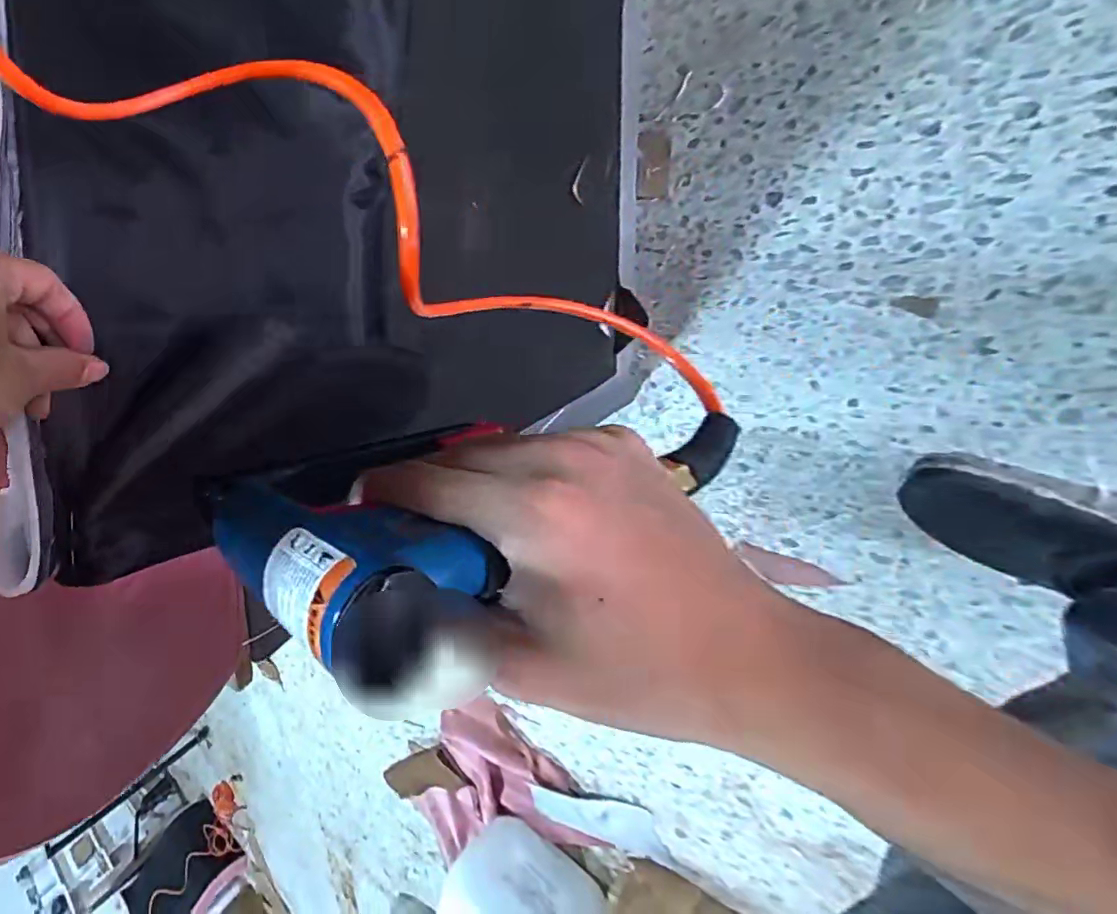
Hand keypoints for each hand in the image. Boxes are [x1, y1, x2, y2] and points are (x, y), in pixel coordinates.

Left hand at [0, 236, 107, 476]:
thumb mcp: (13, 381)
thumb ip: (62, 367)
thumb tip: (96, 366)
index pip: (44, 284)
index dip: (74, 324)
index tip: (86, 360)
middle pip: (8, 299)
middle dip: (36, 350)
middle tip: (48, 395)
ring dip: (6, 357)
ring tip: (17, 405)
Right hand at [362, 427, 826, 744]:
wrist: (758, 660)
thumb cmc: (638, 673)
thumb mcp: (524, 668)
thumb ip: (439, 631)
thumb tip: (381, 600)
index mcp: (534, 512)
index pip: (424, 481)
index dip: (380, 491)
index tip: (358, 507)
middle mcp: (560, 459)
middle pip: (452, 458)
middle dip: (419, 487)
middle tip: (409, 528)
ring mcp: (594, 444)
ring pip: (490, 446)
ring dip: (462, 477)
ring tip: (461, 521)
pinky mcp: (618, 444)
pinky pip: (534, 444)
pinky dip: (509, 469)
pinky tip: (520, 507)